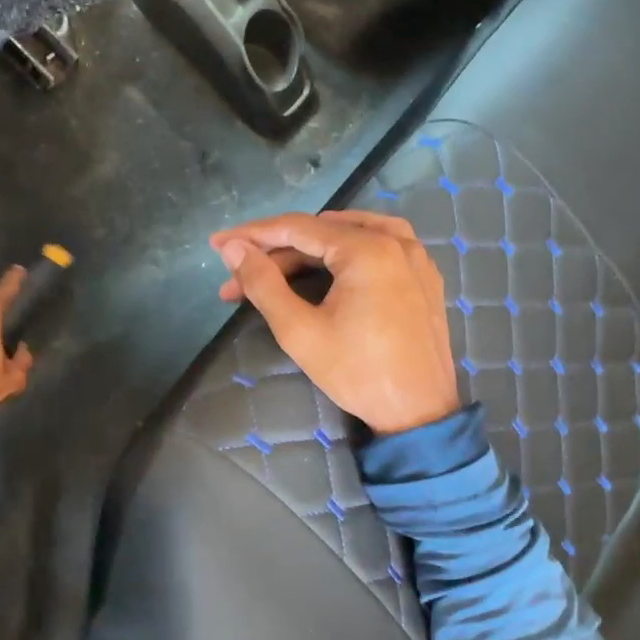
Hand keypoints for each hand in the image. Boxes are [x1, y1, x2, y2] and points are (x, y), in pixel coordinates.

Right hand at [211, 210, 458, 435]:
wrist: (417, 411)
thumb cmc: (355, 371)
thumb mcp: (298, 330)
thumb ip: (262, 283)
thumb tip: (233, 249)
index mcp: (366, 250)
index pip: (297, 228)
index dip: (252, 234)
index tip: (217, 244)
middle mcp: (396, 242)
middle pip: (321, 233)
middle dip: (274, 254)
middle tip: (237, 279)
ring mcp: (415, 258)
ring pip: (349, 235)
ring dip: (306, 250)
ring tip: (272, 270)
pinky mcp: (422, 277)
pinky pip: (377, 246)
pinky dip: (342, 251)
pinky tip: (323, 267)